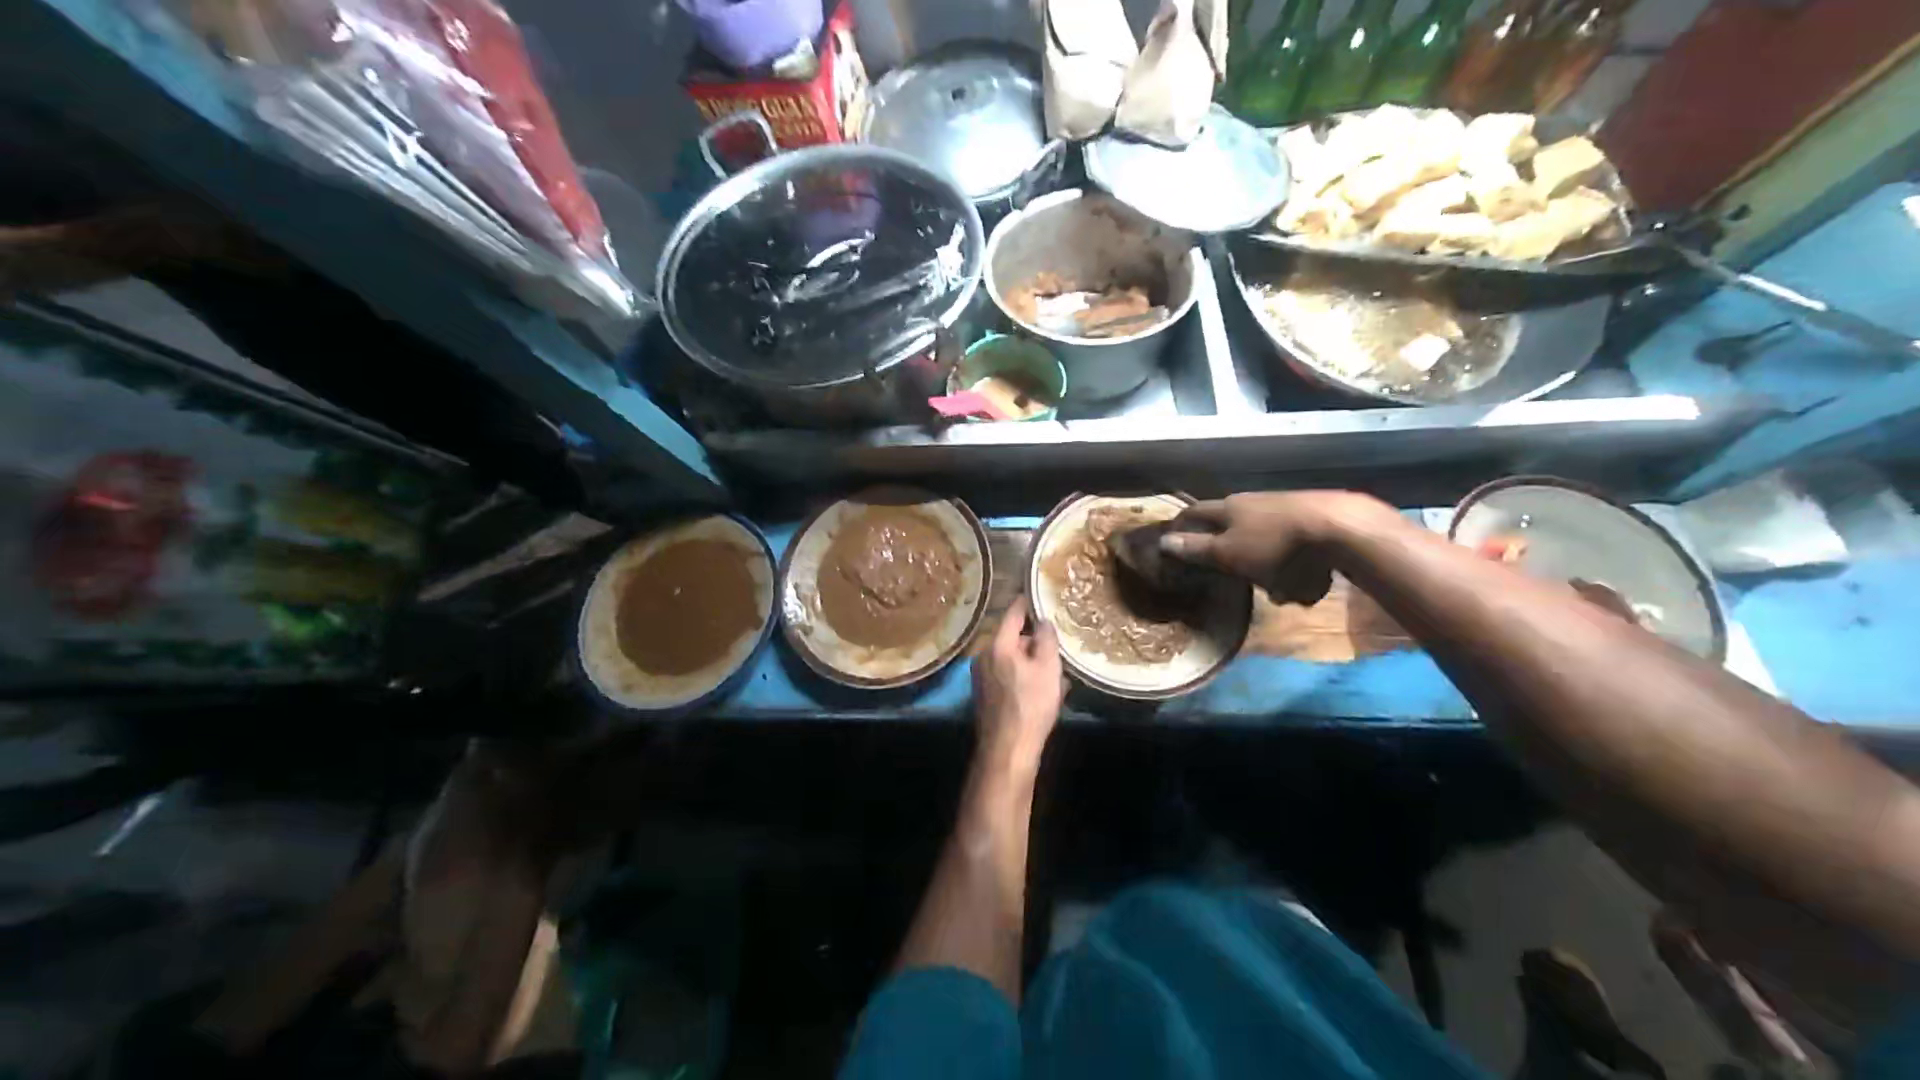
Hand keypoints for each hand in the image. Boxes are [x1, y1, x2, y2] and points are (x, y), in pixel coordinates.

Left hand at [972, 595, 1062, 774]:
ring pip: (1011, 659)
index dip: (1026, 603)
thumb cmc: (1030, 705)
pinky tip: (1043, 691)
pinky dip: (1024, 677)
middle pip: (1012, 638)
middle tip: (1056, 645)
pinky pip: (1007, 676)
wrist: (1008, 750)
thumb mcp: (1047, 668)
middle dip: (1034, 641)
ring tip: (1056, 673)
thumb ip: (1046, 639)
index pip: (1012, 614)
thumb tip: (1043, 620)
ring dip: (1032, 662)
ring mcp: (981, 677)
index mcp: (997, 645)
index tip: (1036, 593)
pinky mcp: (985, 696)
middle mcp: (983, 656)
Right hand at [1163, 491, 1390, 604]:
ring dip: (1264, 562)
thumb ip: (1197, 548)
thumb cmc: (1274, 545)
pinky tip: (1305, 582)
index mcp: (1228, 507)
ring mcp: (1285, 507)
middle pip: (1231, 524)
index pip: (1194, 512)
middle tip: (1226, 573)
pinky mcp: (1314, 518)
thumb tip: (1163, 541)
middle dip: (1228, 549)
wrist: (1341, 529)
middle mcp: (1253, 501)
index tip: (1173, 541)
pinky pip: (1293, 544)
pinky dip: (1292, 562)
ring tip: (1276, 590)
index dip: (1181, 525)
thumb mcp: (1228, 553)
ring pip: (1264, 536)